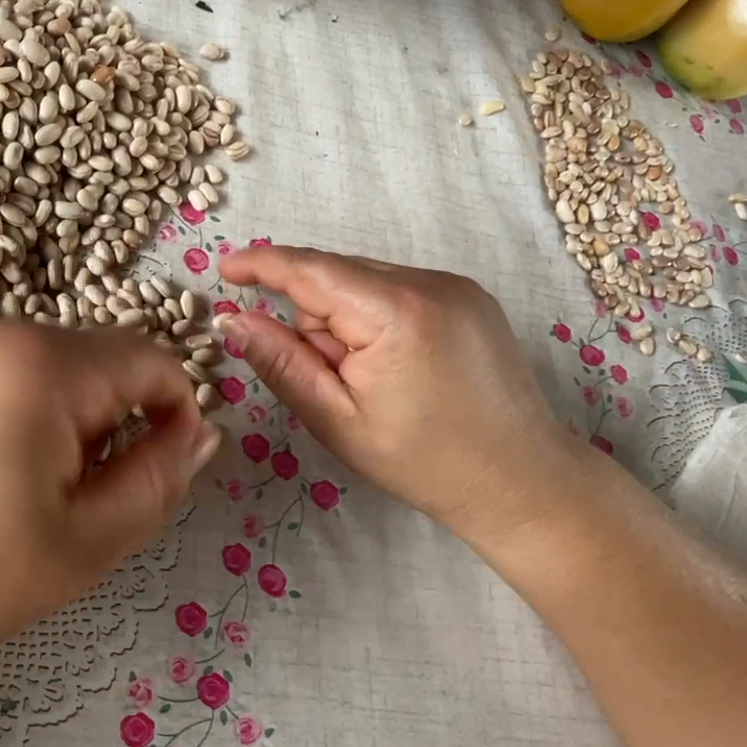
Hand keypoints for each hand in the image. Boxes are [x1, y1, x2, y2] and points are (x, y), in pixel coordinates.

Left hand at [0, 320, 221, 688]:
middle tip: (71, 496)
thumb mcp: (85, 543)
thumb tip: (199, 433)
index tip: (150, 472)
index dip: (172, 412)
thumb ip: (158, 480)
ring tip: (12, 487)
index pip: (147, 358)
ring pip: (34, 363)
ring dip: (52, 412)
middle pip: (90, 358)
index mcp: (40, 364)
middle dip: (105, 417)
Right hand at [219, 246, 575, 538]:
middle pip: (336, 275)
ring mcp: (455, 285)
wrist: (521, 480)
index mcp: (396, 313)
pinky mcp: (468, 296)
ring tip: (366, 380)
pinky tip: (390, 365)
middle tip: (325, 378)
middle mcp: (430, 282)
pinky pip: (394, 290)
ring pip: (364, 283)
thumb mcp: (337, 419)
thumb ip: (281, 363)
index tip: (225, 269)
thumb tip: (233, 321)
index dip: (264, 265)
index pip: (312, 271)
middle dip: (312, 317)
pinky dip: (373, 318)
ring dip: (344, 320)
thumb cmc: (423, 461)